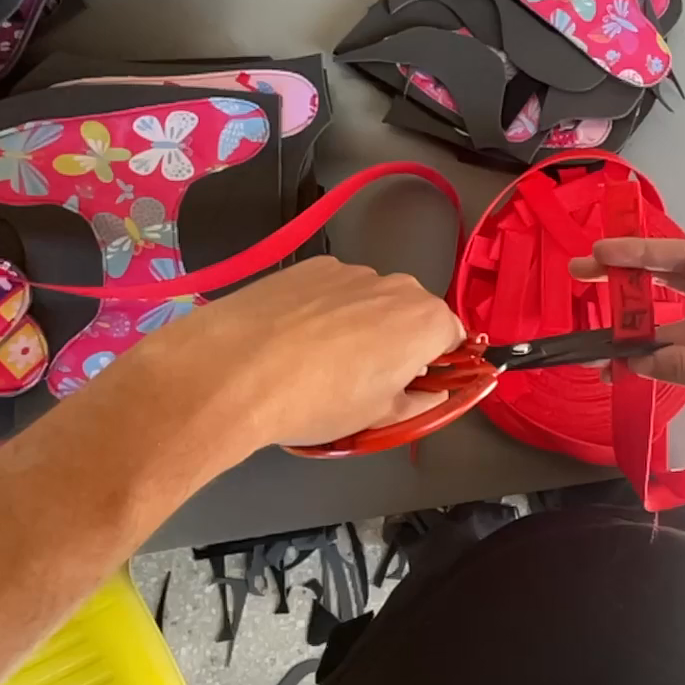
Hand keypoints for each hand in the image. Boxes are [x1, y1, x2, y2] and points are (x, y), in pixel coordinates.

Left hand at [80, 257, 464, 461]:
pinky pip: (333, 290)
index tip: (412, 385)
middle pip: (413, 313)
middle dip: (399, 340)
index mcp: (427, 321)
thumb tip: (434, 392)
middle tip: (364, 378)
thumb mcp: (379, 417)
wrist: (231, 371)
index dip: (436, 363)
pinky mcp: (310, 267)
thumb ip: (422, 402)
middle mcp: (398, 286)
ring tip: (317, 359)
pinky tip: (291, 339)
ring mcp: (351, 271)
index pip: (454, 337)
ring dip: (360, 323)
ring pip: (370, 300)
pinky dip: (323, 310)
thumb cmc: (318, 401)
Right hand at [569, 238, 684, 451]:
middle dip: (628, 277)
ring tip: (596, 340)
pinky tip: (626, 367)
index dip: (640, 253)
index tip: (601, 252)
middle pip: (672, 276)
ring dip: (637, 328)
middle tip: (582, 274)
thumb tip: (637, 361)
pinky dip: (655, 355)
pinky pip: (681, 345)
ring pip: (672, 315)